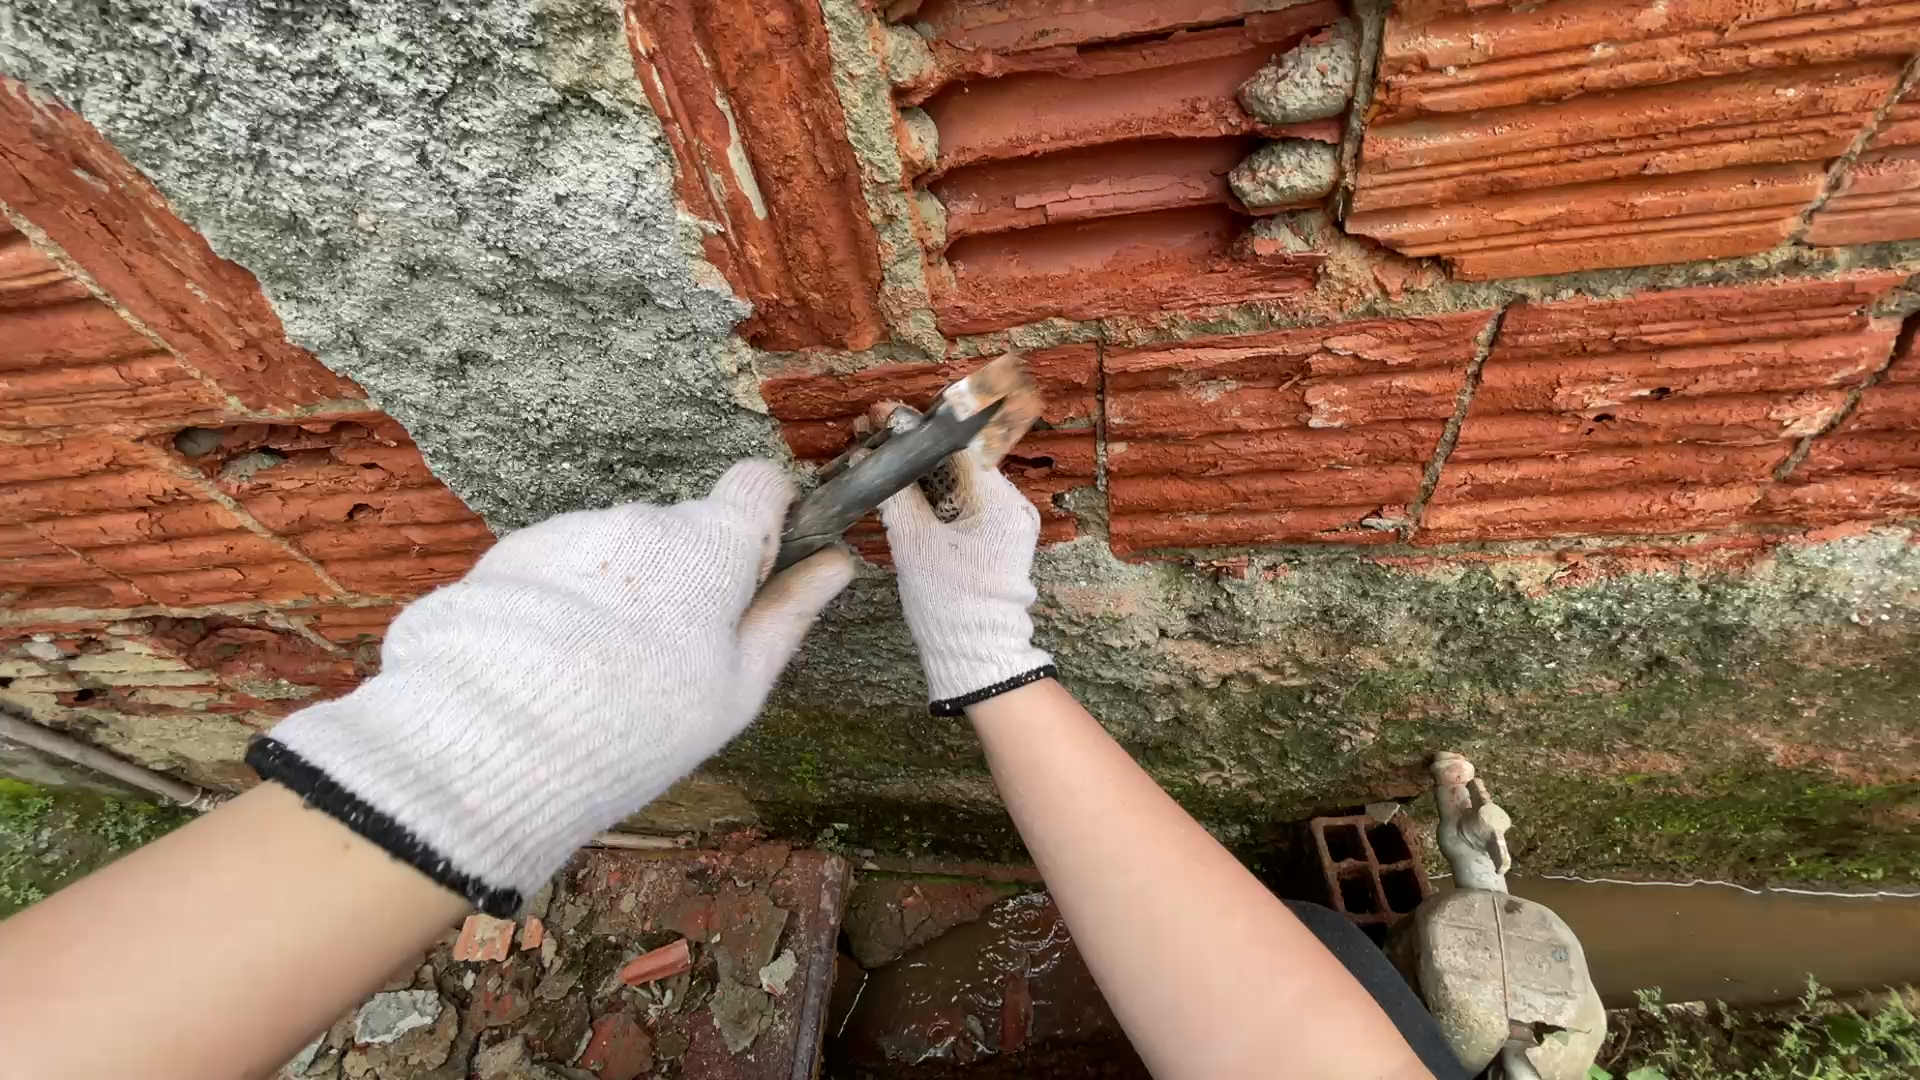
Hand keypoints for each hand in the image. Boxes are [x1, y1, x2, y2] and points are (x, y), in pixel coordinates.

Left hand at [248, 462, 851, 913]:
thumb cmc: (643, 721)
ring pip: (628, 548)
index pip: (758, 482)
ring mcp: (575, 529)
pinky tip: (553, 654)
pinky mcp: (515, 550)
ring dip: (632, 585)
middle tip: (673, 650)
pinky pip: (571, 560)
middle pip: (690, 528)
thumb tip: (837, 564)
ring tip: (600, 662)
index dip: (768, 517)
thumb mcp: (738, 685)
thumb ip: (789, 614)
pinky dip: (576, 593)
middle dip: (695, 571)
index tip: (753, 571)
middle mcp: (644, 518)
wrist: (488, 748)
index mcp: (709, 544)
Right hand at [878, 451, 1053, 713]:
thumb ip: (896, 494)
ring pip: (960, 477)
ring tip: (883, 450)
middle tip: (876, 427)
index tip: (886, 415)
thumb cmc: (948, 604)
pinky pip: (964, 500)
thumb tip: (871, 457)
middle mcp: (1012, 505)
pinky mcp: (996, 536)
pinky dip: (935, 490)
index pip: (960, 444)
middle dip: (917, 442)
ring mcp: (1007, 521)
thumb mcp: (913, 544)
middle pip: (961, 456)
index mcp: (1000, 502)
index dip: (919, 426)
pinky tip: (904, 482)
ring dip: (923, 465)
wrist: (975, 654)